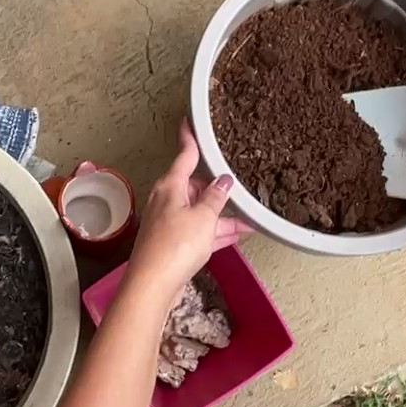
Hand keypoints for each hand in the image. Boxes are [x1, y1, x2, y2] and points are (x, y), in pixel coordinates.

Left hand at [125, 120, 235, 298]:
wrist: (153, 285)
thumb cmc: (174, 247)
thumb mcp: (204, 218)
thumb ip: (216, 197)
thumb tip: (224, 181)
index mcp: (171, 186)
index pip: (184, 154)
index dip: (189, 137)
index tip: (189, 121)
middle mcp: (167, 200)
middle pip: (196, 185)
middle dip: (217, 188)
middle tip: (239, 186)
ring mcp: (170, 223)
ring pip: (201, 211)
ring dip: (223, 214)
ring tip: (251, 214)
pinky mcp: (175, 244)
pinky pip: (201, 231)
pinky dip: (218, 231)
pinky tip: (240, 233)